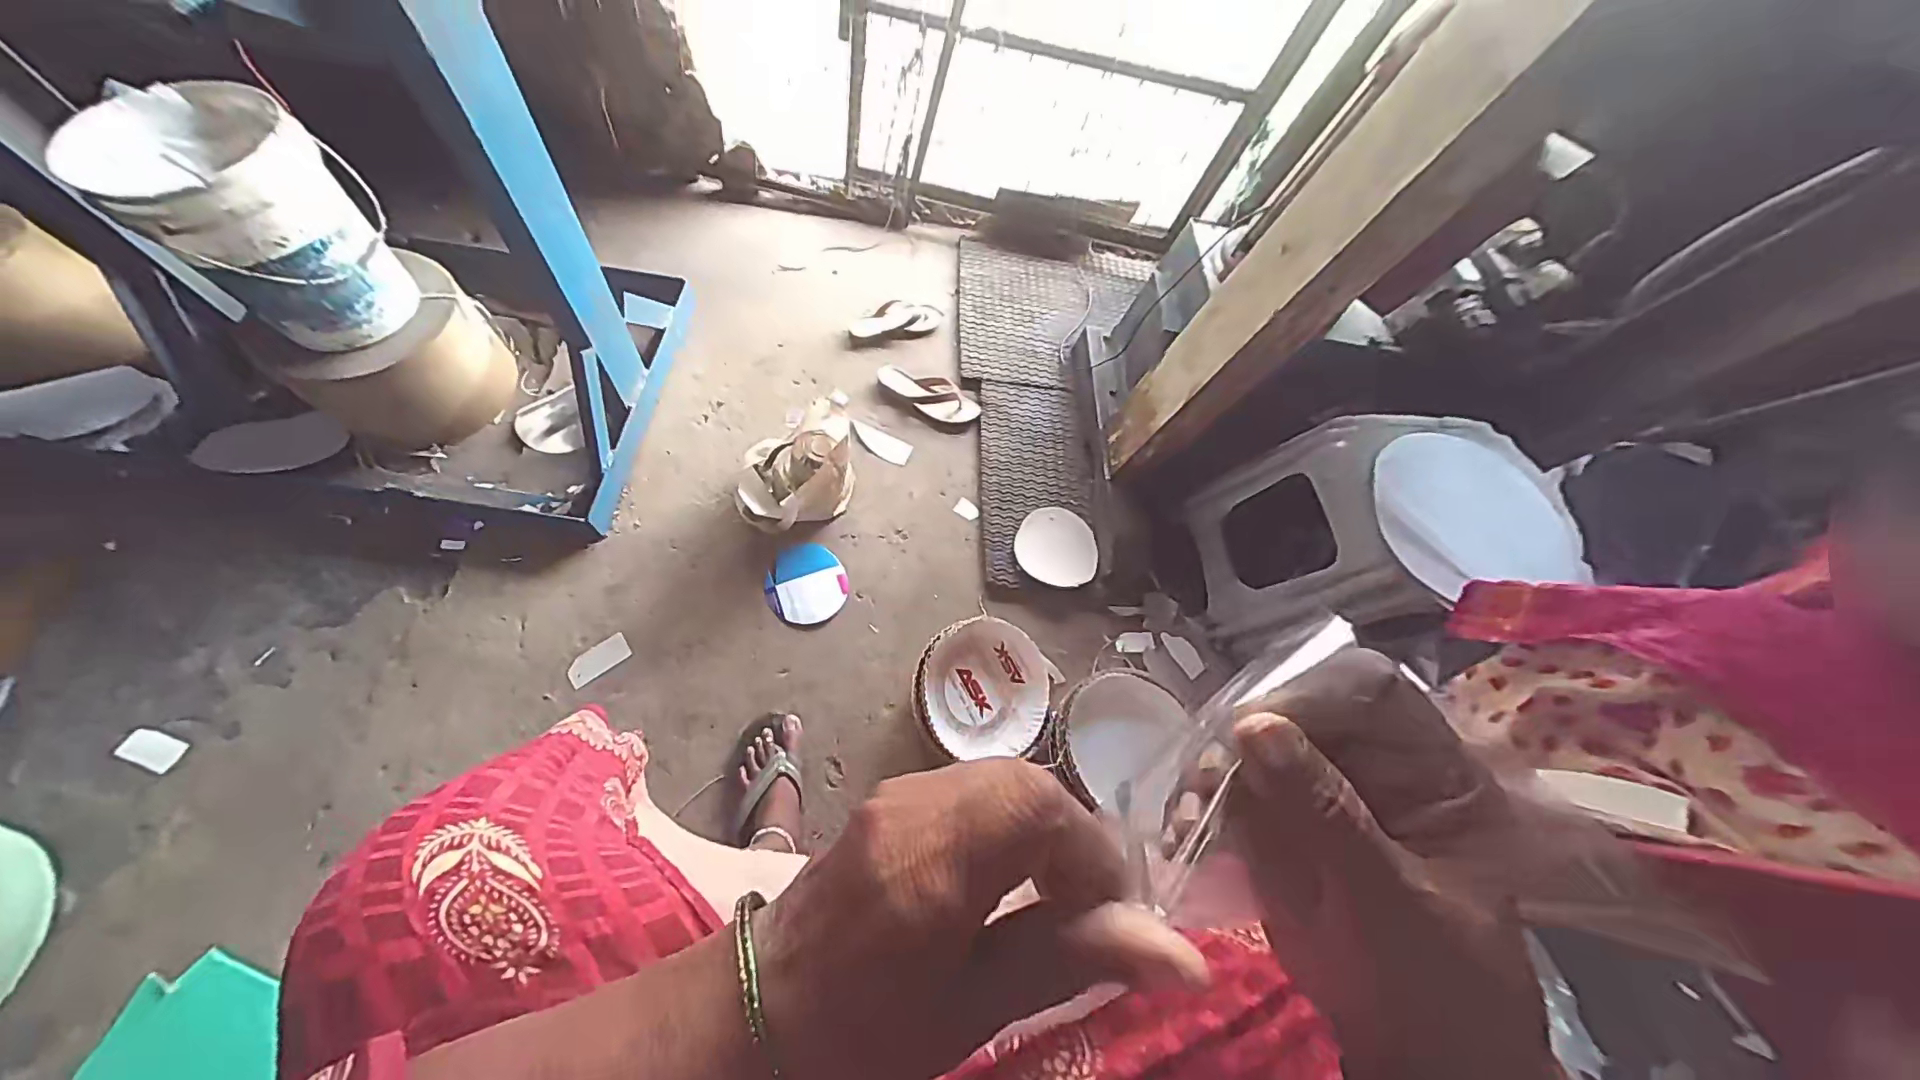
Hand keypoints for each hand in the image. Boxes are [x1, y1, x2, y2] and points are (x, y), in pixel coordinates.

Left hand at [754, 759, 1208, 1079]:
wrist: (757, 1007)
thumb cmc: (861, 1031)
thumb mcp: (970, 1010)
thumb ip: (1067, 960)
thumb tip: (1181, 954)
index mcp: (930, 860)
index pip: (1037, 805)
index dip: (1091, 852)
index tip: (1109, 915)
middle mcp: (912, 804)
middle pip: (1022, 782)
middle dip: (1071, 836)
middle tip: (1085, 904)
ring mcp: (896, 791)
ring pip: (998, 777)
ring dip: (1041, 825)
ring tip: (1049, 891)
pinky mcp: (889, 795)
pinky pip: (969, 784)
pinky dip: (1006, 817)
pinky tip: (1004, 869)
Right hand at [1229, 649, 1555, 1079]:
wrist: (1409, 1052)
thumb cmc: (1438, 981)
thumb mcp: (1392, 898)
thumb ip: (1326, 812)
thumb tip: (1253, 727)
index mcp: (1429, 766)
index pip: (1371, 691)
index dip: (1314, 693)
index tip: (1253, 726)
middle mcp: (1368, 759)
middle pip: (1298, 709)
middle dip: (1242, 737)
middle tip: (1203, 778)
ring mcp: (1315, 784)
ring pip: (1249, 745)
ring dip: (1210, 773)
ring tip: (1187, 819)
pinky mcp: (1274, 813)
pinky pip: (1227, 787)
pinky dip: (1199, 806)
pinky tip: (1183, 836)